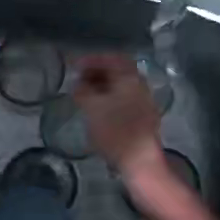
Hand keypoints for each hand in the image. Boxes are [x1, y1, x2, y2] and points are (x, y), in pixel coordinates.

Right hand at [72, 54, 164, 175]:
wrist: (140, 161)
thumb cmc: (115, 131)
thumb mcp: (92, 108)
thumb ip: (82, 91)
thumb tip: (78, 83)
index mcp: (130, 78)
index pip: (111, 58)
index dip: (92, 60)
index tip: (75, 65)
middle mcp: (140, 85)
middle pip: (118, 70)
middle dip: (97, 72)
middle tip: (79, 79)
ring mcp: (144, 101)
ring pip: (121, 86)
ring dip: (102, 86)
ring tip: (84, 94)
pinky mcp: (144, 116)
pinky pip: (124, 98)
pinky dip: (109, 97)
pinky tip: (98, 108)